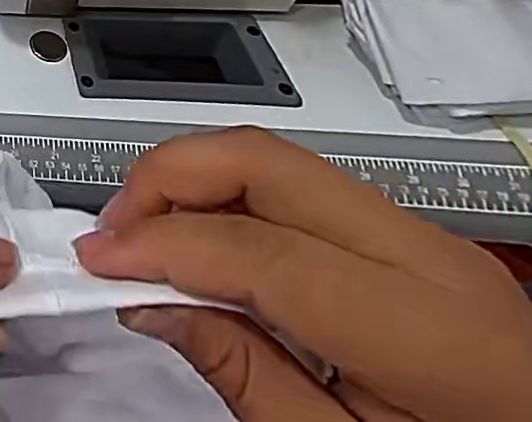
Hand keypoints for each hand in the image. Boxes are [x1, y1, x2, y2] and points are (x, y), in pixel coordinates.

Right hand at [74, 127, 531, 421]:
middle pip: (261, 159)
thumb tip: (147, 299)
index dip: (164, 243)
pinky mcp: (400, 230)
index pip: (262, 248)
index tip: (97, 259)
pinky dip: (223, 194)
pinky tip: (197, 236)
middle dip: (167, 178)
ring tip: (144, 234)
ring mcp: (419, 231)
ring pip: (266, 156)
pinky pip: (287, 183)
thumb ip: (242, 375)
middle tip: (114, 232)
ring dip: (188, 181)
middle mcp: (430, 253)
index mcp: (434, 331)